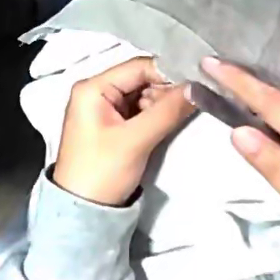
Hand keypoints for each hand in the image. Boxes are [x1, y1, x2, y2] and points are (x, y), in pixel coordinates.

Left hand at [52, 57, 195, 205]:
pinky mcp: (112, 124)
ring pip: (142, 94)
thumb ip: (167, 111)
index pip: (138, 67)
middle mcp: (96, 91)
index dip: (168, 72)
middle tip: (190, 103)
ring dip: (162, 103)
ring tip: (179, 115)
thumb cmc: (101, 172)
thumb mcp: (135, 140)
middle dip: (166, 89)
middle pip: (141, 78)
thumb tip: (198, 87)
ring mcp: (103, 108)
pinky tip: (169, 120)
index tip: (197, 82)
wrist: (82, 213)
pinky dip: (155, 114)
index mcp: (92, 87)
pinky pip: (139, 109)